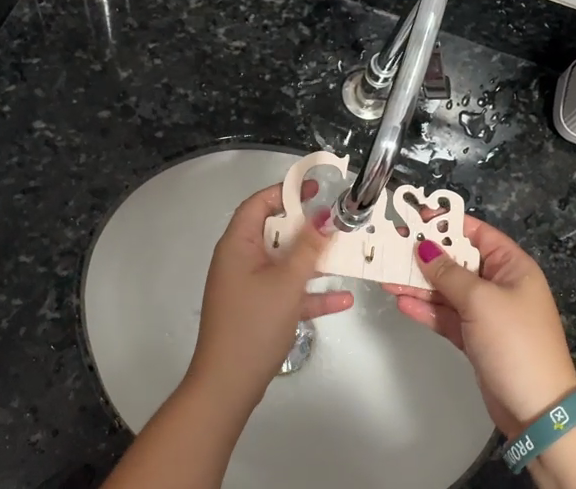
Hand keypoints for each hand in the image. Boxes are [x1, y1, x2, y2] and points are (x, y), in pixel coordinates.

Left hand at [184, 182, 353, 408]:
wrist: (228, 386)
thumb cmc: (253, 324)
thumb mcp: (286, 282)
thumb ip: (308, 248)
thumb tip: (325, 215)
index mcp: (238, 244)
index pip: (259, 203)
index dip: (287, 192)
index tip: (317, 190)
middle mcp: (240, 259)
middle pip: (276, 232)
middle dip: (307, 228)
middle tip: (338, 222)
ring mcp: (248, 286)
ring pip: (284, 263)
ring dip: (313, 260)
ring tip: (347, 253)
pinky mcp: (258, 311)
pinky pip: (287, 292)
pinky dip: (310, 294)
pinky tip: (343, 299)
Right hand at [386, 216, 575, 434]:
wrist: (537, 410)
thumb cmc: (515, 342)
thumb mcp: (481, 300)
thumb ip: (448, 273)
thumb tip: (424, 247)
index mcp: (512, 266)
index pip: (476, 233)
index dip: (446, 223)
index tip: (414, 218)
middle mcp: (500, 284)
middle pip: (457, 261)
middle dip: (425, 256)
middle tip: (390, 247)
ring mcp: (487, 313)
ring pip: (448, 290)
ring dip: (419, 285)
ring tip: (386, 277)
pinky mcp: (476, 338)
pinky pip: (447, 316)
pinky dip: (427, 310)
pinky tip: (402, 304)